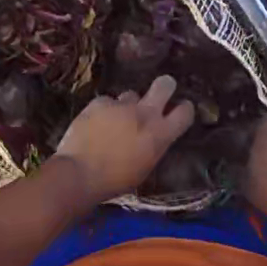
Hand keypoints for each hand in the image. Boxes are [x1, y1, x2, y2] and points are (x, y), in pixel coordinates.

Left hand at [52, 75, 193, 204]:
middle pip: (165, 85)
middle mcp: (145, 114)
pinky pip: (106, 102)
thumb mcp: (144, 168)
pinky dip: (103, 111)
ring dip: (126, 106)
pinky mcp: (99, 102)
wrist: (81, 174)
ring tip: (114, 121)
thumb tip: (151, 139)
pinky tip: (94, 124)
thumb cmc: (115, 181)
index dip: (184, 109)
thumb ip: (152, 146)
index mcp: (161, 135)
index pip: (185, 112)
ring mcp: (121, 106)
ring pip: (130, 95)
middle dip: (165, 86)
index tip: (180, 109)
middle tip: (159, 93)